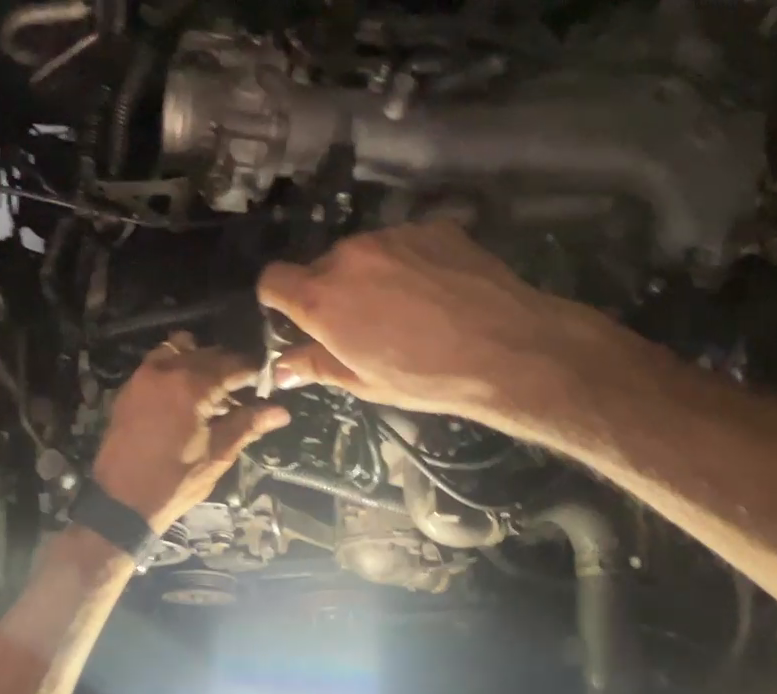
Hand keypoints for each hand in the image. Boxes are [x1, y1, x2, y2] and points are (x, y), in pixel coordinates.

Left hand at [91, 333, 290, 532]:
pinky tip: (188, 396)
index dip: (254, 371)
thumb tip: (281, 411)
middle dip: (229, 367)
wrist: (122, 501)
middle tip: (245, 390)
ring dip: (201, 362)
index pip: (233, 364)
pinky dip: (177, 369)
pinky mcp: (129, 389)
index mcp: (191, 384)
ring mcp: (143, 377)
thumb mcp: (217, 453)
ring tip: (214, 390)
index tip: (267, 381)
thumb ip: (247, 424)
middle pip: (208, 354)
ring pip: (180, 351)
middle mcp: (165, 370)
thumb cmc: (175, 480)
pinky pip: (158, 364)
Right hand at [257, 222, 658, 443]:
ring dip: (369, 276)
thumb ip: (315, 366)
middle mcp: (349, 256)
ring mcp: (392, 236)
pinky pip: (402, 244)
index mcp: (322, 299)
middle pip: (320, 267)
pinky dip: (406, 263)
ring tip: (404, 309)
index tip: (292, 318)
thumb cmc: (424, 377)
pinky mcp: (431, 227)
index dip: (276, 300)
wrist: (504, 347)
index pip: (272, 280)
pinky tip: (434, 292)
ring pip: (362, 254)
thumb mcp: (363, 383)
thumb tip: (282, 367)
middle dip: (329, 293)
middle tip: (359, 326)